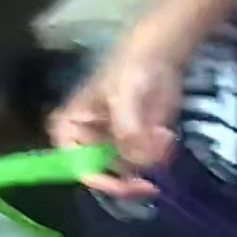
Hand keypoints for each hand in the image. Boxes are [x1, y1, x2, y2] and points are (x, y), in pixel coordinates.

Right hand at [48, 21, 189, 196]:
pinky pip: (146, 161)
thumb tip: (139, 163)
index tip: (129, 184)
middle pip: (103, 174)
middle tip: (153, 176)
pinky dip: (159, 152)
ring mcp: (112, 144)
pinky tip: (166, 132)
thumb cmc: (128, 69)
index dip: (101, 181)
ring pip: (128, 170)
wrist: (157, 52)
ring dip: (149, 159)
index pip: (77, 167)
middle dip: (132, 172)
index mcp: (70, 130)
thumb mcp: (123, 98)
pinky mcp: (136, 142)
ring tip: (163, 134)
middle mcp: (87, 143)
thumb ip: (127, 131)